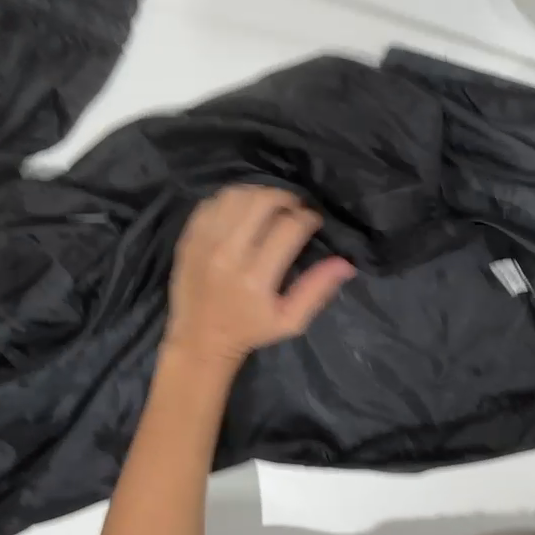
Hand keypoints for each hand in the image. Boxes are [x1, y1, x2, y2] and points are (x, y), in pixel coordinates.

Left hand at [164, 185, 355, 367]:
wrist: (198, 339)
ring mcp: (204, 243)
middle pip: (262, 202)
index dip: (309, 217)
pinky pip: (213, 202)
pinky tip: (244, 210)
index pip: (290, 227)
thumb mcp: (291, 321)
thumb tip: (346, 263)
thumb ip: (317, 290)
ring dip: (260, 194)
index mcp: (256, 278)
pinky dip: (233, 199)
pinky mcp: (188, 237)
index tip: (314, 222)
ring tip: (271, 206)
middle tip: (294, 208)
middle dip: (286, 198)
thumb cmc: (250, 331)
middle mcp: (228, 254)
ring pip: (237, 196)